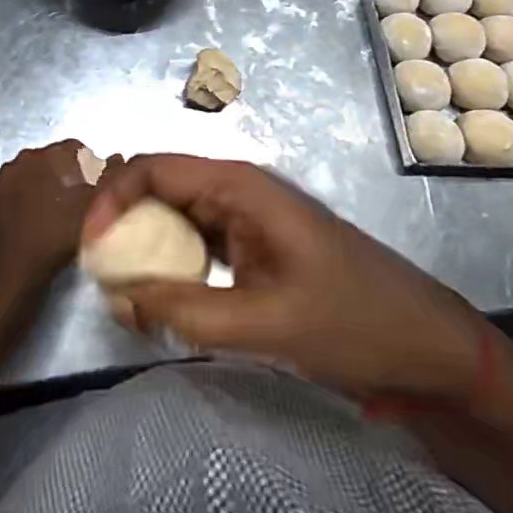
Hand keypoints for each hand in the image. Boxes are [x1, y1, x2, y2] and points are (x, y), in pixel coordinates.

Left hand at [0, 139, 96, 294]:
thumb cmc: (58, 234)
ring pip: (31, 174)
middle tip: (74, 204)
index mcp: (53, 154)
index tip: (93, 190)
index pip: (78, 148)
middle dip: (64, 175)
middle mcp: (26, 156)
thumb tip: (119, 157)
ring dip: (41, 186)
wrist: (11, 268)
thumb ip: (110, 177)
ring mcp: (4, 176)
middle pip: (53, 159)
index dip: (89, 167)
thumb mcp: (95, 206)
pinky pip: (13, 191)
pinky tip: (29, 222)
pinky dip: (22, 200)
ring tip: (51, 215)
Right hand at [85, 155, 512, 424]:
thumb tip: (118, 296)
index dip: (112, 199)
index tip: (89, 248)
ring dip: (144, 251)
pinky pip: (196, 246)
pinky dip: (170, 269)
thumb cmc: (352, 322)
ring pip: (174, 219)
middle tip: (101, 279)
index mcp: (240, 187)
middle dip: (123, 227)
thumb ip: (184, 309)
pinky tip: (160, 303)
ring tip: (124, 297)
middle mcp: (238, 192)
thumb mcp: (263, 324)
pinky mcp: (253, 249)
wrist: (423, 344)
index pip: (154, 169)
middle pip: (159, 190)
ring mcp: (246, 220)